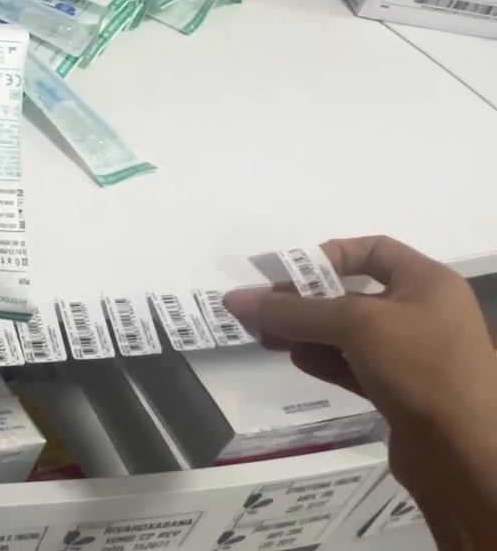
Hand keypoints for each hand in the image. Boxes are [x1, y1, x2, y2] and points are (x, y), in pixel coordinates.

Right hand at [222, 237, 494, 427]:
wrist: (474, 455)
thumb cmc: (424, 368)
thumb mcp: (351, 325)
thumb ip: (289, 310)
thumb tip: (233, 299)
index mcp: (428, 286)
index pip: (371, 250)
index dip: (326, 255)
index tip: (289, 274)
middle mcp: (424, 313)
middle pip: (346, 292)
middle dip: (299, 301)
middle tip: (260, 311)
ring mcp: (414, 353)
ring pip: (343, 330)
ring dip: (301, 331)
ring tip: (266, 338)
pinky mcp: (403, 387)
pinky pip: (350, 361)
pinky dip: (321, 358)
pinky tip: (297, 361)